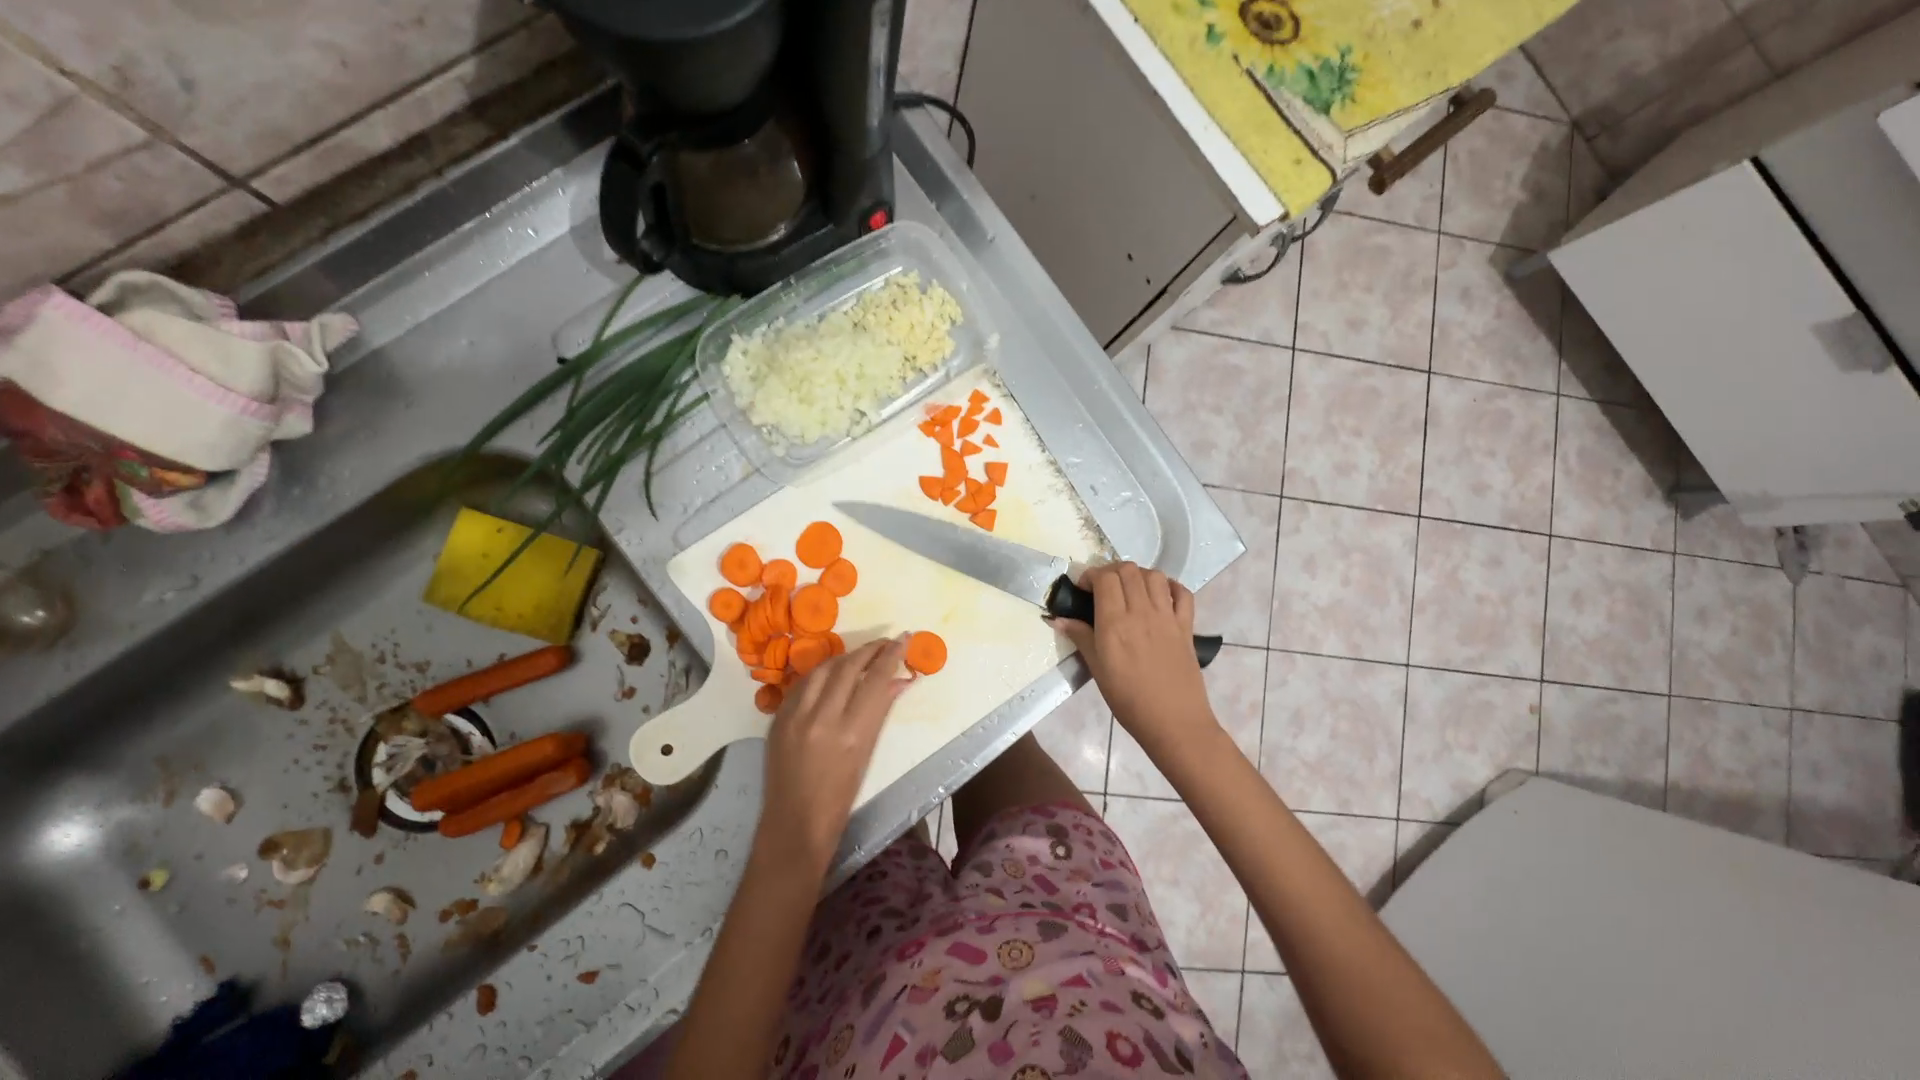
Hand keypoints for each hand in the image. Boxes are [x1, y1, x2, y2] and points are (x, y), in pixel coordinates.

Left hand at [757, 637, 910, 874]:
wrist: (795, 821)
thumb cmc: (840, 797)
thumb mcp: (867, 754)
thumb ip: (880, 712)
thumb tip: (899, 681)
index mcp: (851, 732)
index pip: (875, 680)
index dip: (891, 655)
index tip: (903, 639)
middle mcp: (822, 718)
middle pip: (848, 667)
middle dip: (869, 650)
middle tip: (885, 643)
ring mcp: (795, 716)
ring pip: (821, 669)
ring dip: (844, 657)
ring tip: (860, 656)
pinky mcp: (777, 718)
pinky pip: (801, 684)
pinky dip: (820, 674)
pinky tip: (830, 674)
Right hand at [1054, 562, 1213, 752]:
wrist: (1173, 721)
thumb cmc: (1128, 699)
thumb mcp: (1098, 669)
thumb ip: (1080, 638)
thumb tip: (1058, 619)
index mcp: (1116, 623)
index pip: (1105, 578)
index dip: (1091, 575)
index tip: (1083, 587)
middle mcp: (1142, 612)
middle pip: (1128, 570)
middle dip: (1111, 571)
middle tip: (1102, 588)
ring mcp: (1167, 617)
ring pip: (1154, 576)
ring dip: (1138, 575)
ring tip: (1129, 590)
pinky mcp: (1187, 626)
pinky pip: (1183, 593)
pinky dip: (1171, 587)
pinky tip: (1160, 596)